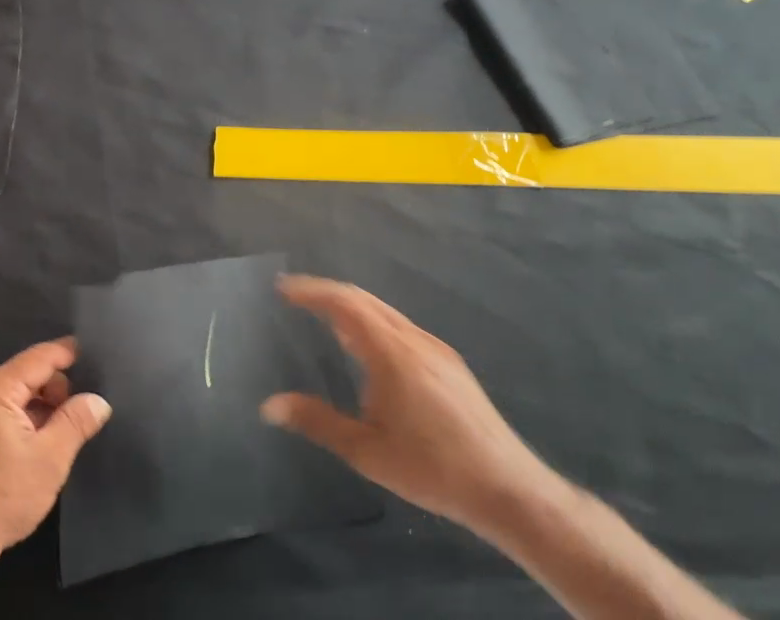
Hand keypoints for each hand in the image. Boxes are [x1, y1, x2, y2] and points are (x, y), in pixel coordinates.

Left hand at [0, 338, 112, 560]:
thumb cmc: (6, 492)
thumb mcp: (50, 456)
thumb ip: (76, 421)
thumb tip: (99, 399)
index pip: (39, 357)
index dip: (69, 352)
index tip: (100, 351)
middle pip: (32, 373)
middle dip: (62, 386)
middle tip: (92, 406)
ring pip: (26, 394)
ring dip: (50, 406)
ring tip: (78, 426)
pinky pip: (17, 411)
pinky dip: (37, 419)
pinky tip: (56, 439)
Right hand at [261, 275, 561, 533]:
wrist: (511, 491)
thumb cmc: (433, 470)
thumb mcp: (365, 451)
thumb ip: (317, 421)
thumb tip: (269, 406)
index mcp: (392, 354)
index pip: (345, 304)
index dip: (311, 291)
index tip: (281, 288)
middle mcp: (416, 343)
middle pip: (366, 300)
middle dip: (327, 292)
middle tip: (295, 296)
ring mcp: (438, 353)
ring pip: (387, 313)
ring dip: (351, 307)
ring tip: (322, 317)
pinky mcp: (451, 367)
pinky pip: (402, 328)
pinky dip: (372, 322)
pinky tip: (366, 347)